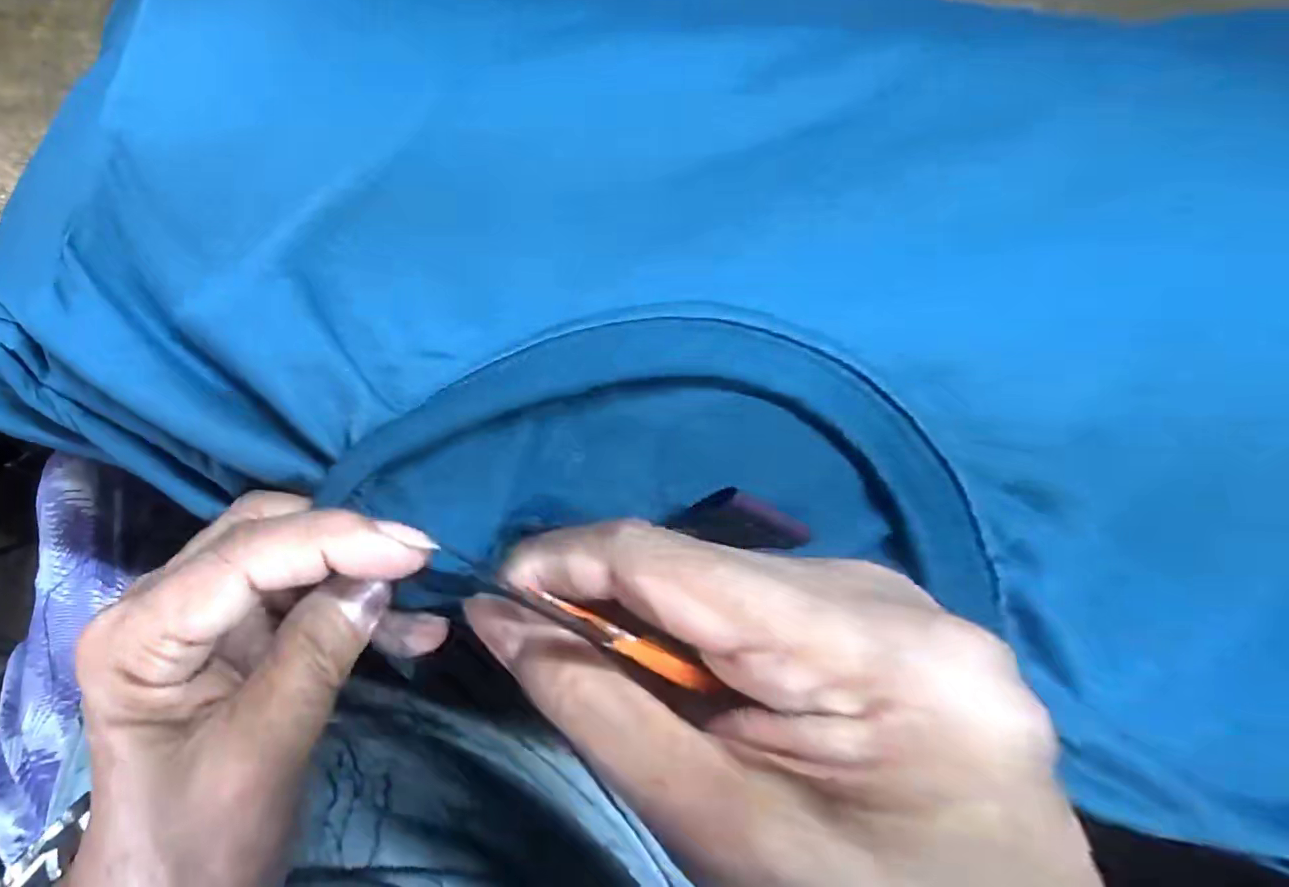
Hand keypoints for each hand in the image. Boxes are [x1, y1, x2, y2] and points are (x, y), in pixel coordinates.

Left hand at [68, 492, 448, 886]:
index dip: (329, 540)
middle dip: (339, 540)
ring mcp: (188, 609)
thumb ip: (315, 658)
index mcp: (137, 631)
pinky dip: (342, 600)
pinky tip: (402, 624)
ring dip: (348, 567)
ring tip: (418, 589)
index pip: (240, 556)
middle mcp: (153, 600)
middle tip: (414, 556)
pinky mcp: (224, 627)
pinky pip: (289, 592)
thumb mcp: (261, 757)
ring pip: (277, 551)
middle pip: (255, 535)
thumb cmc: (198, 844)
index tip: (408, 547)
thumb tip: (376, 583)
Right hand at [465, 521, 1099, 886]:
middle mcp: (890, 596)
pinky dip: (690, 627)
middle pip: (689, 562)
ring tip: (623, 677)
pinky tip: (690, 680)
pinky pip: (742, 592)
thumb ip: (586, 700)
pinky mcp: (875, 613)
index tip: (493, 595)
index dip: (562, 562)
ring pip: (708, 571)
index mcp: (876, 653)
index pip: (669, 559)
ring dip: (642, 614)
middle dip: (600, 597)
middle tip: (546, 648)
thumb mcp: (706, 819)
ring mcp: (890, 598)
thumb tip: (488, 611)